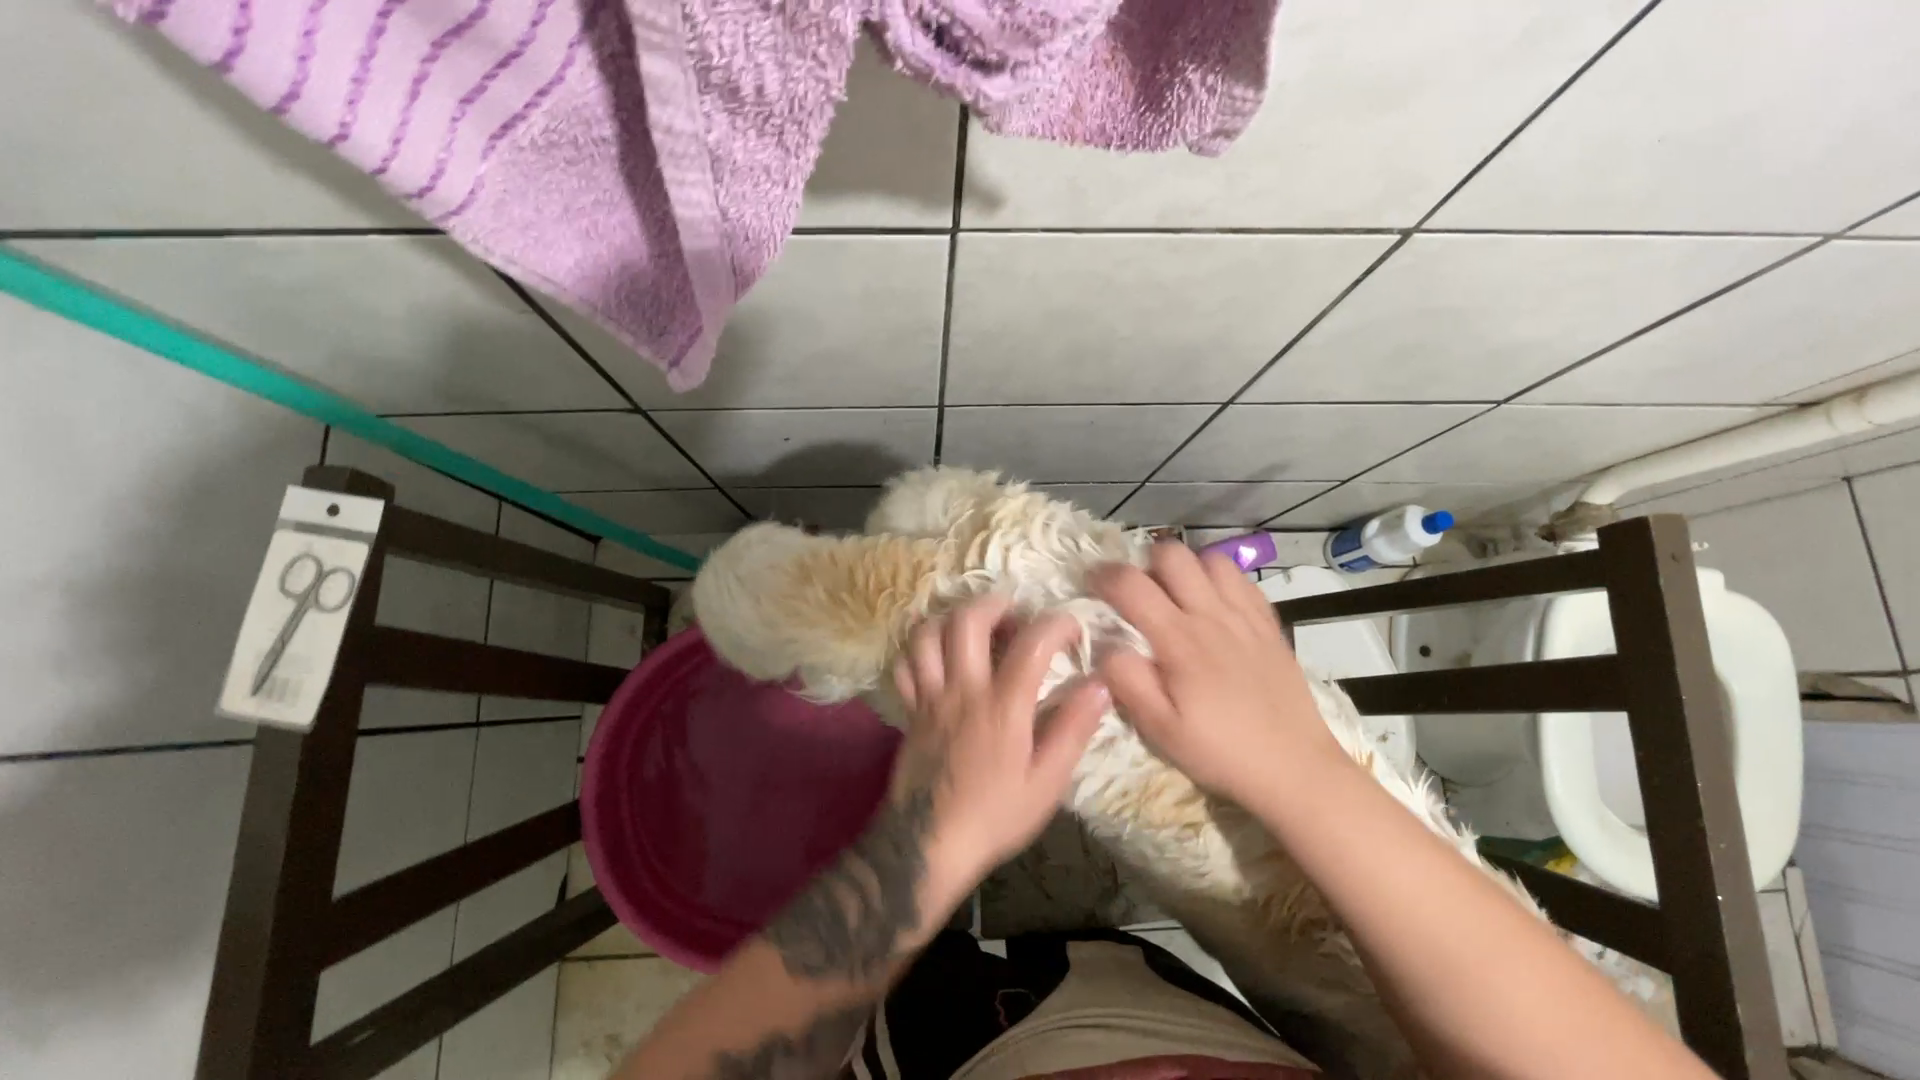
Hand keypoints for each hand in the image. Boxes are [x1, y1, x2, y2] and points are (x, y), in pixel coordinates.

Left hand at [889, 593, 1110, 895]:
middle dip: (994, 604)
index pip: (1031, 643)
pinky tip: (940, 656)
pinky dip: (920, 649)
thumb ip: (1073, 729)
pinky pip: (906, 665)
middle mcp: (963, 690)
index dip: (1056, 624)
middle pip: (967, 621)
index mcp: (1003, 706)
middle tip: (1015, 613)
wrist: (929, 846)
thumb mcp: (1047, 783)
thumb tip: (1100, 685)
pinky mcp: (909, 711)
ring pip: (928, 634)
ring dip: (952, 619)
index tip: (1072, 629)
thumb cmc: (996, 817)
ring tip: (974, 626)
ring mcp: (930, 698)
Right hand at [1091, 543, 1346, 804]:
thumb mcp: (1160, 729)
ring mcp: (1246, 616)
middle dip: (1144, 563)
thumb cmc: (1220, 751)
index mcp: (1179, 640)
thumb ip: (1127, 680)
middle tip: (1136, 593)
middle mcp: (1212, 615)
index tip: (1090, 584)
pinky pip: (1242, 580)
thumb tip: (1106, 644)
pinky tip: (1213, 609)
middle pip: (1172, 554)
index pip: (1131, 584)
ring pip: (1210, 559)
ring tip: (1176, 597)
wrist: (1295, 767)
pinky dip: (1220, 581)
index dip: (1103, 575)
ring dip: (1186, 569)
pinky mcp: (1269, 624)